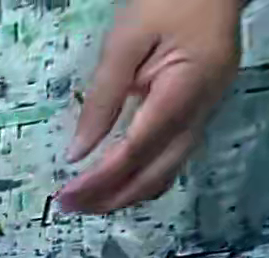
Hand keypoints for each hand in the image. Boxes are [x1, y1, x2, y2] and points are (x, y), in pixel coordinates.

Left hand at [57, 0, 240, 213]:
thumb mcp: (126, 40)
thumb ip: (101, 99)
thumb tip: (77, 154)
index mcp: (186, 90)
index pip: (135, 153)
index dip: (98, 181)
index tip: (65, 196)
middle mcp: (200, 114)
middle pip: (151, 178)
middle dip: (108, 199)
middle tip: (67, 206)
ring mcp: (203, 119)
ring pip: (161, 179)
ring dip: (120, 197)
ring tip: (83, 201)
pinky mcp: (197, 120)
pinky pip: (165, 165)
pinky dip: (135, 182)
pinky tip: (109, 184)